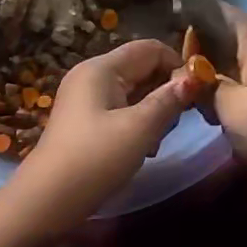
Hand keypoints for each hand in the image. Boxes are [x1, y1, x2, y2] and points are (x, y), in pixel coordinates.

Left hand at [12, 39, 194, 222]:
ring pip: (132, 92)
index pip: (150, 49)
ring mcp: (84, 99)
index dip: (177, 65)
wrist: (50, 198)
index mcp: (101, 68)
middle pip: (140, 68)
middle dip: (165, 91)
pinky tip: (142, 149)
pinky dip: (136, 124)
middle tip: (178, 121)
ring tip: (156, 140)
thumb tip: (192, 78)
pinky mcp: (83, 122)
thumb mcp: (139, 128)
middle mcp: (90, 76)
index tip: (196, 94)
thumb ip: (168, 100)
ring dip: (152, 111)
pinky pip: (119, 111)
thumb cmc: (96, 158)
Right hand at [210, 5, 246, 191]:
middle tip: (193, 94)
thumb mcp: (231, 111)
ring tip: (219, 114)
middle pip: (236, 41)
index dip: (194, 26)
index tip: (176, 55)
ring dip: (231, 83)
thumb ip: (206, 87)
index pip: (221, 13)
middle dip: (210, 63)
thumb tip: (194, 74)